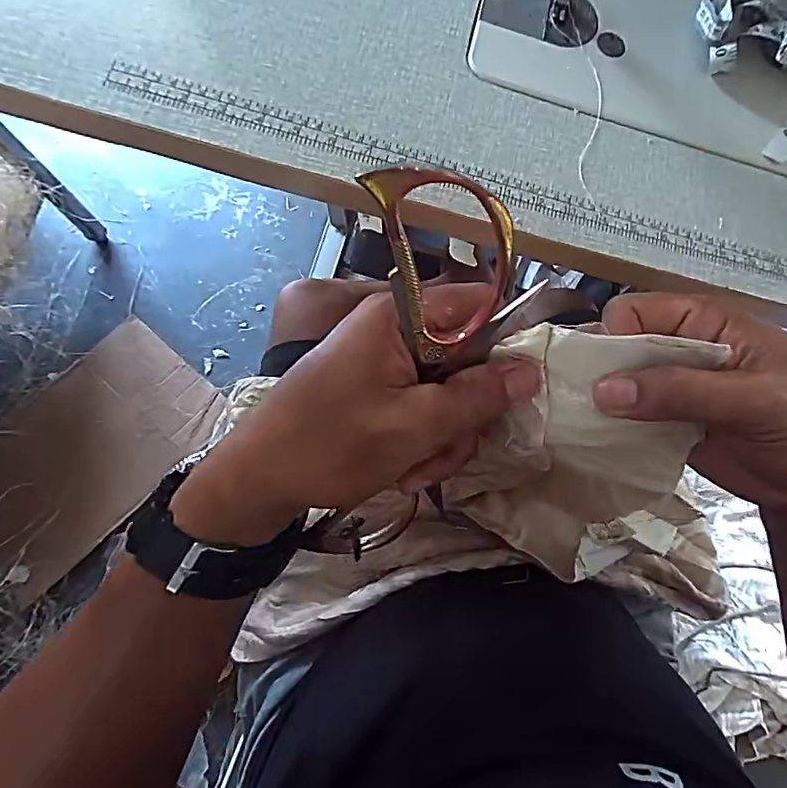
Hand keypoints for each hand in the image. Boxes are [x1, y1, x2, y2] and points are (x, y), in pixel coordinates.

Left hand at [171, 284, 541, 544]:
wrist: (256, 484)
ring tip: (418, 468)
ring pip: (454, 388)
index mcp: (400, 316)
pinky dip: (428, 439)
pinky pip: (429, 405)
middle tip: (450, 446)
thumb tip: (531, 370)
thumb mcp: (415, 426)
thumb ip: (478, 396)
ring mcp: (389, 359)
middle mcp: (397, 328)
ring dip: (448, 434)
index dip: (508, 338)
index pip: (479, 303)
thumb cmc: (329, 447)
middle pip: (471, 355)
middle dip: (470, 407)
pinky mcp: (383, 386)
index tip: (518, 382)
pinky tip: (407, 467)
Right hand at [592, 293, 786, 507]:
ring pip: (622, 385)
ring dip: (603, 404)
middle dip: (601, 372)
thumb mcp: (754, 400)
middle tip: (581, 405)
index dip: (616, 337)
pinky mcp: (672, 426)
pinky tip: (601, 446)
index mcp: (708, 322)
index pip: (639, 312)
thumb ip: (684, 390)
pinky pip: (633, 421)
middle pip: (623, 347)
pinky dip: (616, 431)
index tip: (603, 375)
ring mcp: (677, 390)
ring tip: (580, 428)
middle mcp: (685, 350)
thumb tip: (606, 389)